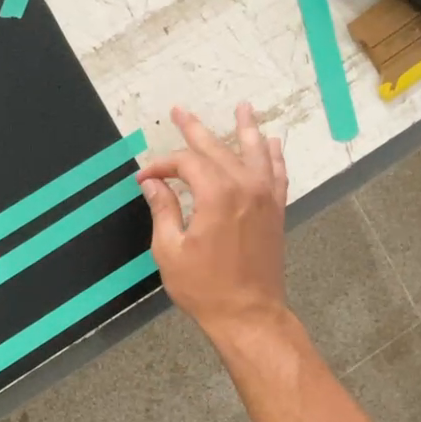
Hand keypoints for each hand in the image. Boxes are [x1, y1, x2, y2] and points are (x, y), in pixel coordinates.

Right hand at [136, 103, 291, 344]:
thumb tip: (153, 184)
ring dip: (245, 128)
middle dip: (195, 130)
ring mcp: (266, 196)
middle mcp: (246, 186)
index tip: (144, 178)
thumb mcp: (170, 249)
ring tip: (242, 108)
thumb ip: (163, 210)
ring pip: (254, 151)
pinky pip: (277, 171)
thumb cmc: (203, 286)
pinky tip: (271, 143)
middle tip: (179, 111)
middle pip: (218, 149)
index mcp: (216, 194)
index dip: (161, 166)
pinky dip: (273, 154)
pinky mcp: (276, 210)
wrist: (248, 313)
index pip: (186, 163)